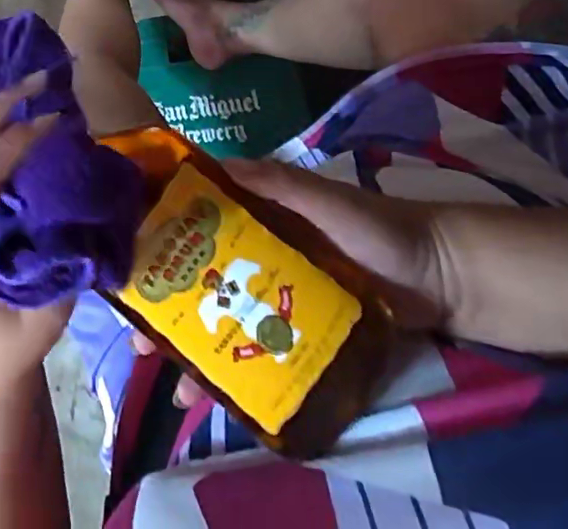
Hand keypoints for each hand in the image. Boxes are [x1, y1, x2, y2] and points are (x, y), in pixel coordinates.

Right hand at [134, 157, 452, 405]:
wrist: (439, 280)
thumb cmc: (374, 229)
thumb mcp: (323, 199)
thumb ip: (276, 184)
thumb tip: (212, 166)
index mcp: (251, 220)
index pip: (192, 229)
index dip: (157, 247)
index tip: (127, 271)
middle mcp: (252, 259)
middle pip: (198, 285)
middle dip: (166, 312)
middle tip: (140, 340)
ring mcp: (273, 301)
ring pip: (222, 326)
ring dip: (195, 353)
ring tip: (175, 385)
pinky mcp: (296, 336)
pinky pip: (255, 354)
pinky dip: (236, 377)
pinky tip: (219, 402)